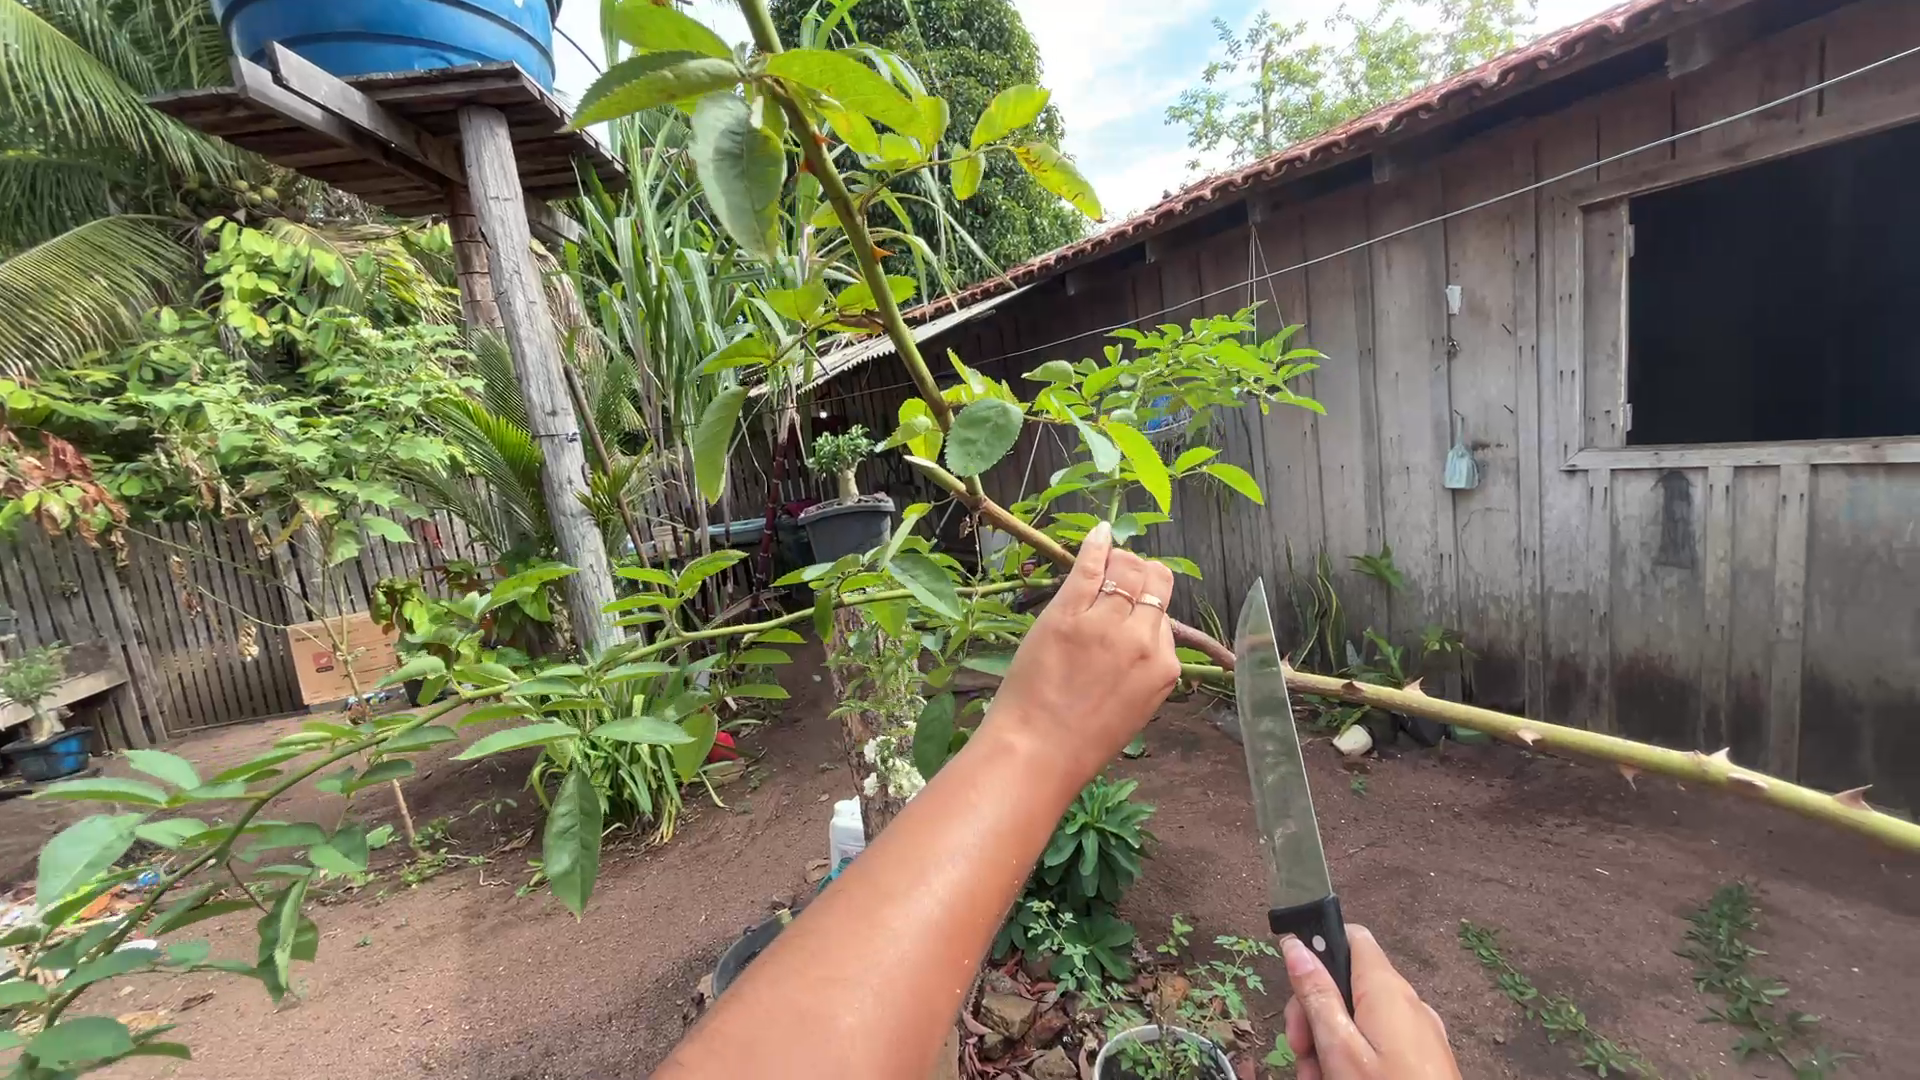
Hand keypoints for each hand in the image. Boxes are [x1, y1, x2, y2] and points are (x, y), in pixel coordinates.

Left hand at [983, 521, 1178, 778]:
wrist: (1038, 750)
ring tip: (1109, 558)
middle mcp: (1141, 640)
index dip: (1149, 603)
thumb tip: (1145, 630)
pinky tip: (1100, 532)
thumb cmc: (1082, 738)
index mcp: (1164, 667)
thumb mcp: (1136, 705)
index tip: (1133, 600)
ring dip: (1119, 559)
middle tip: (1122, 575)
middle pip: (1153, 582)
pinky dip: (1097, 545)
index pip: (1167, 614)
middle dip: (1141, 573)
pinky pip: (1090, 566)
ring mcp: (1104, 624)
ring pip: (1125, 569)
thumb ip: (1146, 665)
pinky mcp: (1067, 614)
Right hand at [1281, 925, 1461, 1079]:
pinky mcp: (1427, 1063)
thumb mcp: (1339, 1049)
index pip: (1350, 935)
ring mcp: (1422, 1036)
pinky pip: (1382, 1043)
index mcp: (1386, 989)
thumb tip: (1296, 945)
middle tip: (1299, 1050)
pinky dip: (1356, 1057)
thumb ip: (1315, 993)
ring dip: (1330, 1041)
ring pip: (1360, 1018)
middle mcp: (1408, 1003)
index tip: (1296, 983)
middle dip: (1314, 1011)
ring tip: (1316, 1079)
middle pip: (1347, 982)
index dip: (1319, 946)